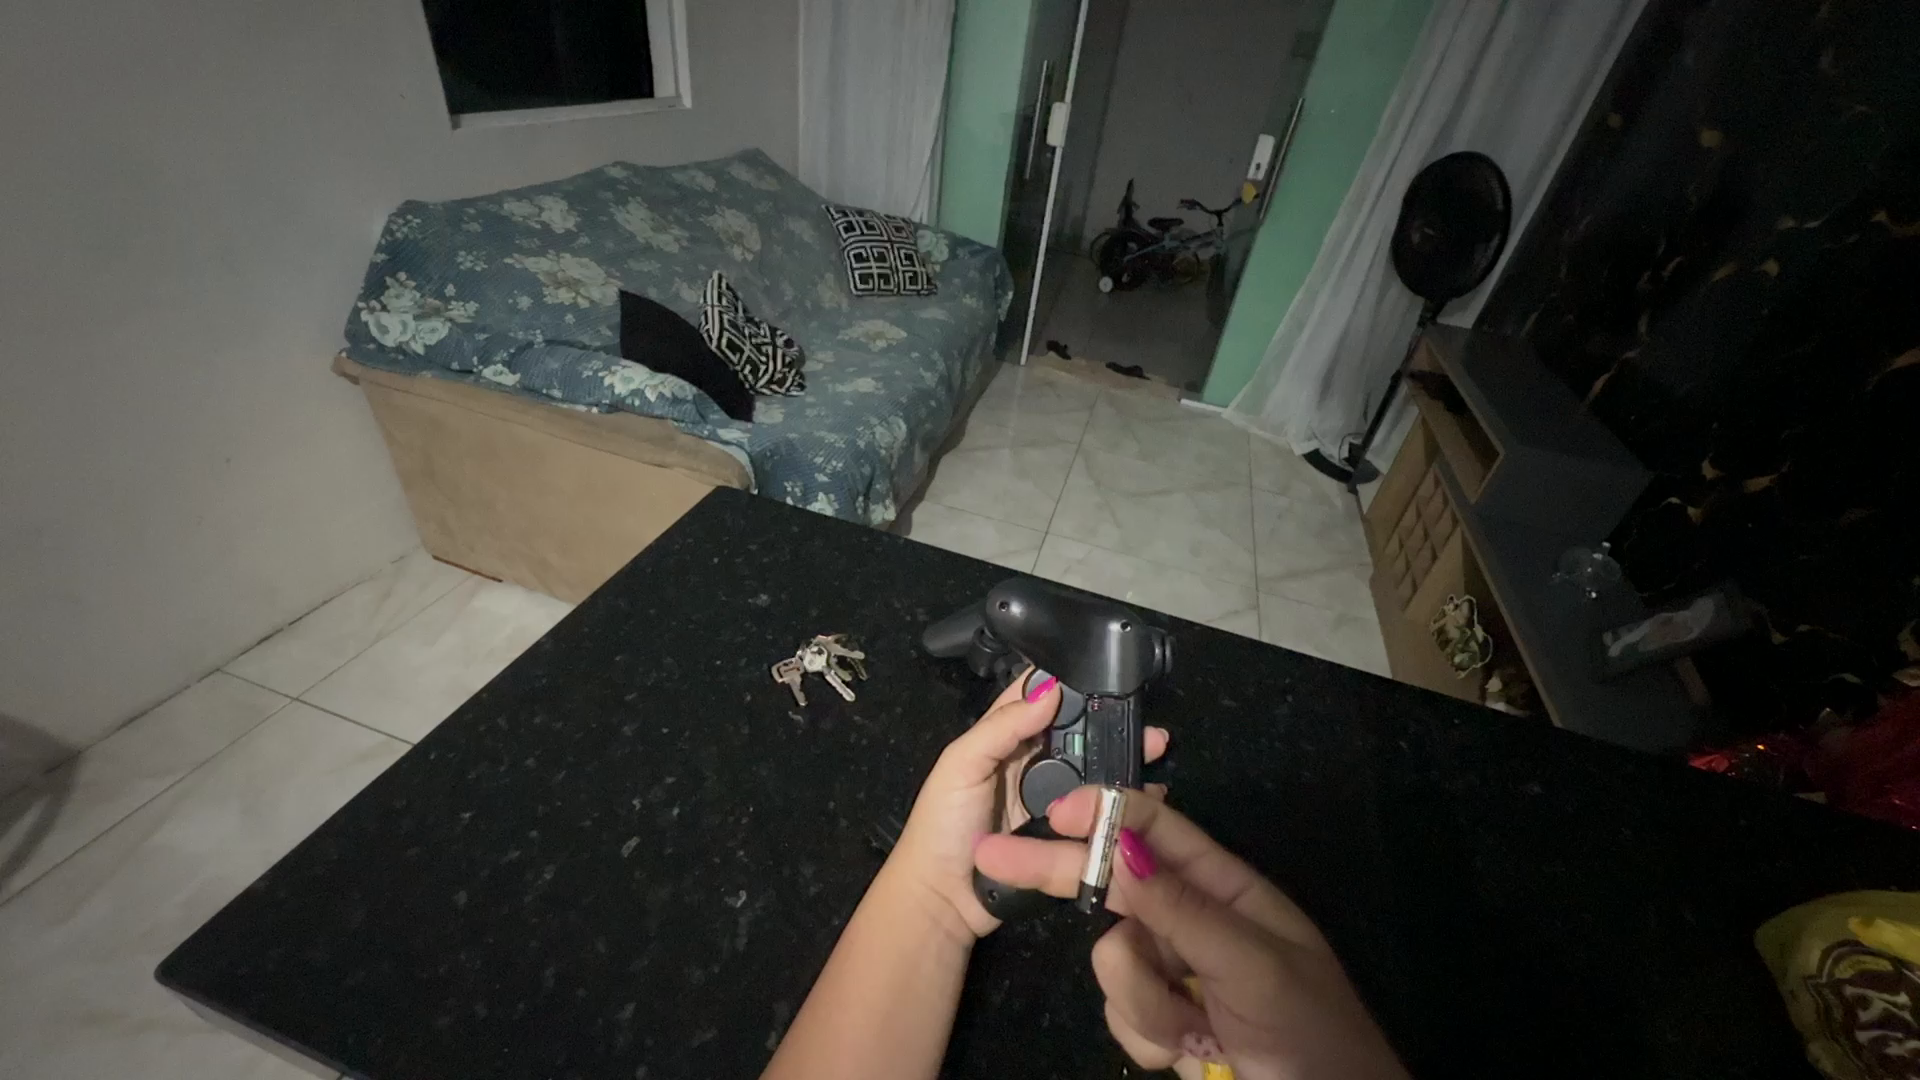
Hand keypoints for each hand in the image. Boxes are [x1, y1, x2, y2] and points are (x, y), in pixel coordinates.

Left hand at [888, 672, 1169, 940]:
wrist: (944, 901)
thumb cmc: (943, 824)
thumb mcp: (962, 765)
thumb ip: (1001, 726)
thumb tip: (1050, 689)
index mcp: (1004, 736)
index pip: (1041, 698)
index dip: (1070, 683)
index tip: (1108, 673)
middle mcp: (1033, 760)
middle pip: (1076, 732)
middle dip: (1109, 721)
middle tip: (1144, 718)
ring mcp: (1053, 797)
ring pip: (1093, 768)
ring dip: (1122, 756)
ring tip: (1155, 746)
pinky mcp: (1067, 831)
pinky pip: (1098, 809)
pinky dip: (1123, 798)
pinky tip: (1149, 791)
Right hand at [974, 788, 1407, 1079]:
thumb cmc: (1313, 1037)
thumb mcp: (1254, 965)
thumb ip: (1181, 907)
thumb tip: (1121, 844)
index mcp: (1222, 885)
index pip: (1154, 829)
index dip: (1105, 812)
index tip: (1056, 812)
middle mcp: (1188, 917)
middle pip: (1111, 880)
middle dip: (1059, 870)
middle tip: (991, 855)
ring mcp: (1171, 968)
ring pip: (1111, 956)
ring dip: (1144, 998)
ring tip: (1196, 1029)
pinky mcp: (1158, 1016)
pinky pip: (1118, 1009)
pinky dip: (1147, 1034)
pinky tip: (1190, 1052)